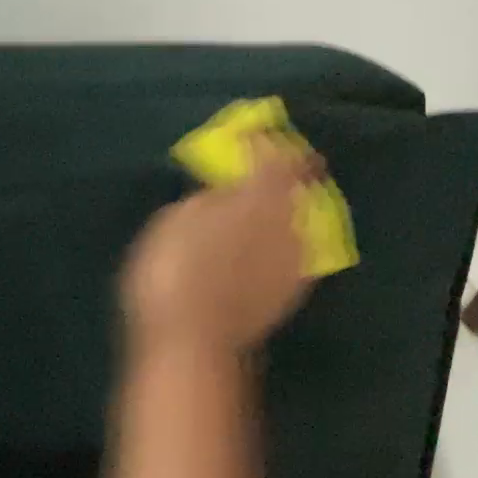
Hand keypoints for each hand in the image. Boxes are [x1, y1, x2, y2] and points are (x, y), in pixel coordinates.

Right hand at [121, 138, 317, 354]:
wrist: (196, 342)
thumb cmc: (173, 274)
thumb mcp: (179, 220)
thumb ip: (212, 199)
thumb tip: (230, 189)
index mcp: (258, 196)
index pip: (275, 157)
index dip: (268, 142)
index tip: (260, 135)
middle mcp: (287, 221)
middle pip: (298, 185)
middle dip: (290, 170)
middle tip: (281, 162)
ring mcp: (296, 257)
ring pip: (303, 218)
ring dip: (294, 204)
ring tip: (281, 199)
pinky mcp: (295, 289)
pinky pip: (300, 252)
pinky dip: (293, 239)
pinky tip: (283, 240)